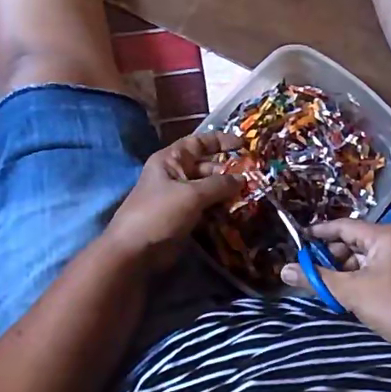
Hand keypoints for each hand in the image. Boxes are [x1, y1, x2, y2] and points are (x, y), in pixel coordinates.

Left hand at [101, 132, 241, 267]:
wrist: (136, 250)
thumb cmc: (160, 213)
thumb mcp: (192, 194)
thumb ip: (219, 184)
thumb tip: (242, 179)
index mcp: (170, 160)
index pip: (198, 142)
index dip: (220, 141)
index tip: (244, 145)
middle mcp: (175, 175)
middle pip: (206, 167)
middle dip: (228, 171)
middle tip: (254, 178)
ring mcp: (179, 198)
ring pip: (208, 190)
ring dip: (227, 193)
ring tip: (251, 196)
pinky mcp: (183, 218)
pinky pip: (206, 208)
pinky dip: (220, 210)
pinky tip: (238, 213)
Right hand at [281, 219, 390, 344]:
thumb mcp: (350, 291)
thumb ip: (316, 278)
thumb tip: (284, 270)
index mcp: (384, 235)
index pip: (343, 226)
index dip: (318, 233)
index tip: (296, 241)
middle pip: (352, 241)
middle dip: (329, 256)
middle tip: (309, 271)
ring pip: (361, 257)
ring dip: (342, 270)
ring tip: (325, 286)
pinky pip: (372, 269)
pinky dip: (356, 278)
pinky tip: (345, 294)